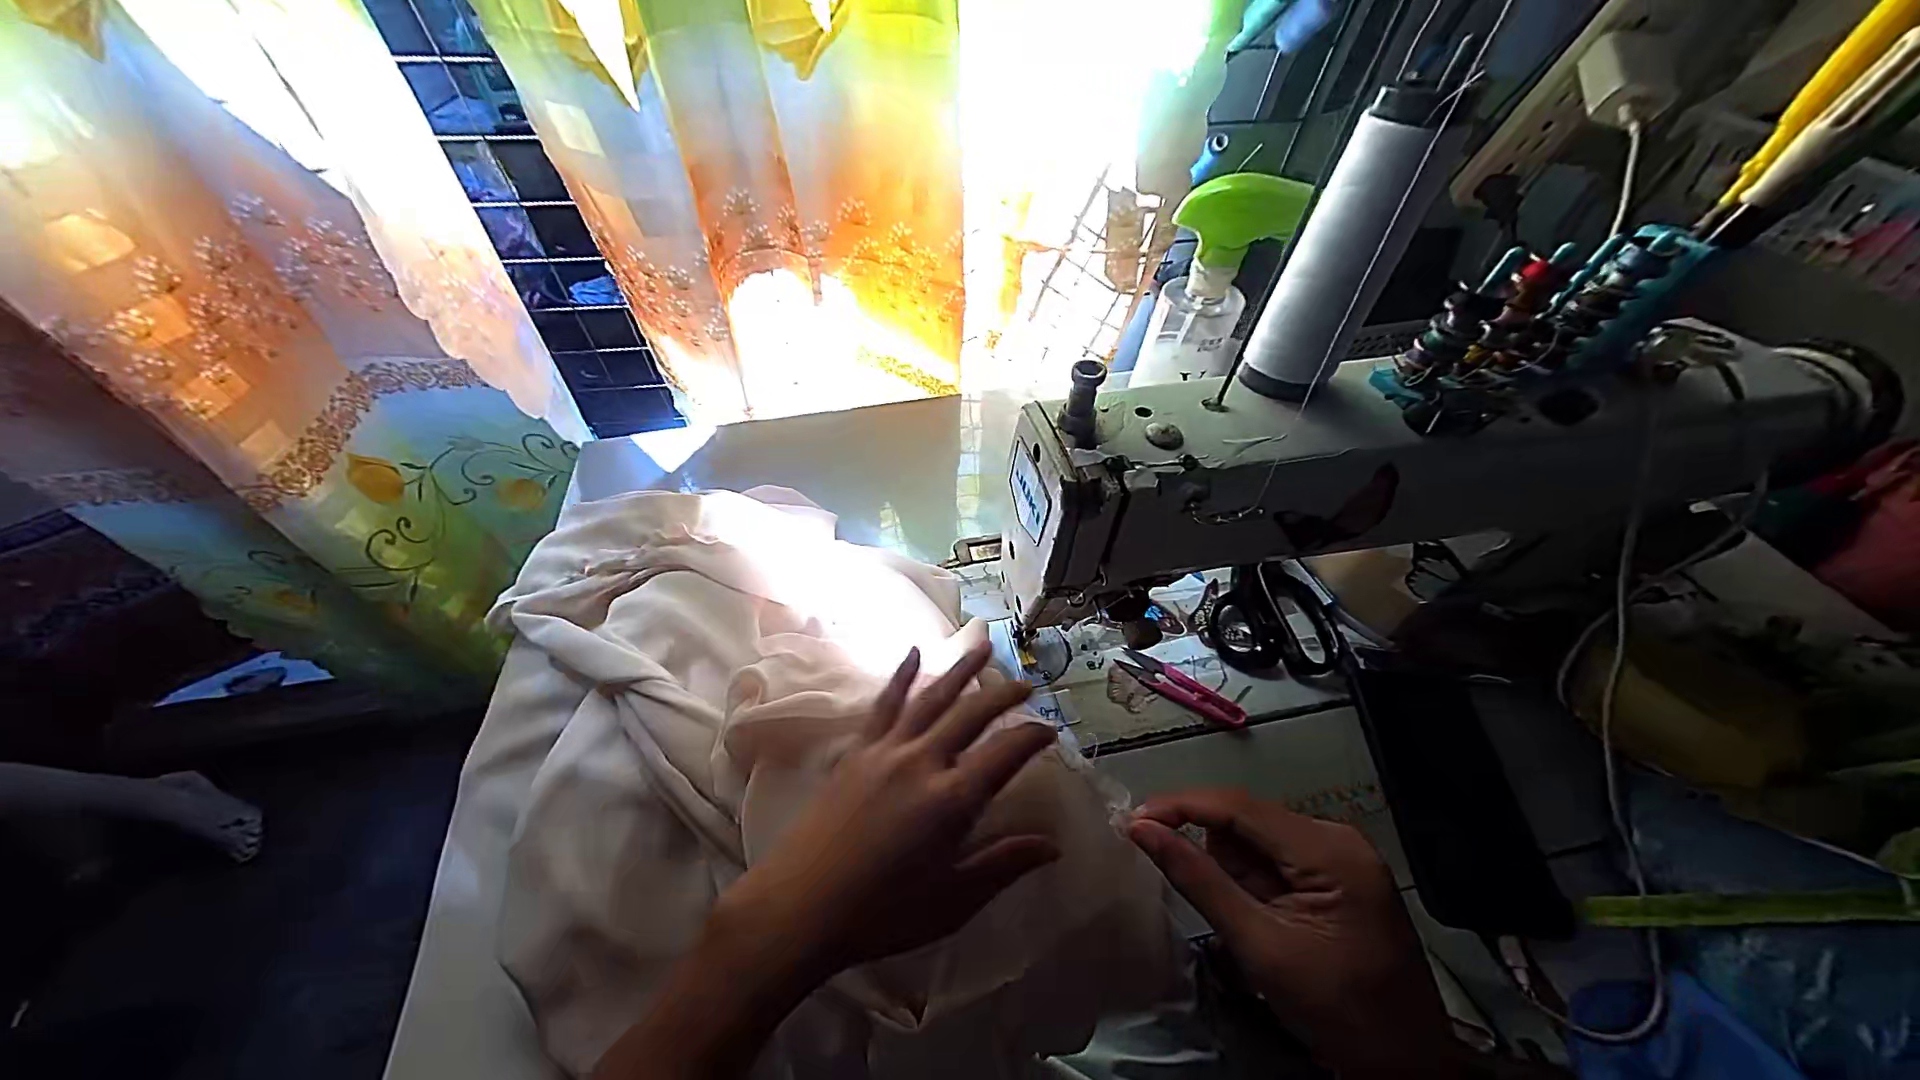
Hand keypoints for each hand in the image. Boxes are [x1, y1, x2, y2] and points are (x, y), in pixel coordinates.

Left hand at [713, 641, 1061, 978]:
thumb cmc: (882, 913)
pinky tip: (913, 654)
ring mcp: (885, 750)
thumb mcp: (953, 900)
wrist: (800, 906)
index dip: (1033, 736)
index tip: (1050, 729)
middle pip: (971, 714)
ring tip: (981, 646)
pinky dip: (902, 675)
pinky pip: (884, 703)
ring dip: (960, 670)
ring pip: (931, 697)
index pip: (1006, 753)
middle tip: (1026, 684)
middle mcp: (922, 761)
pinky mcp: (856, 750)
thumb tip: (1052, 845)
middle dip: (1004, 695)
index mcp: (952, 799)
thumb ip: (1003, 865)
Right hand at [1128, 789, 1454, 1075]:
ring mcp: (1338, 851)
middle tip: (1206, 896)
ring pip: (1254, 836)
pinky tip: (1265, 916)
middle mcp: (1335, 836)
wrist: (1408, 1068)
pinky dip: (1253, 880)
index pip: (1238, 806)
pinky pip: (1271, 854)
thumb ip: (1198, 880)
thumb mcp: (1260, 946)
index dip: (1180, 806)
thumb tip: (1144, 830)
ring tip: (1251, 922)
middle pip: (1245, 819)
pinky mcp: (1334, 868)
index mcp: (1329, 850)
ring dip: (1234, 870)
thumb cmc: (1340, 1013)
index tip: (1135, 820)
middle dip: (1216, 853)